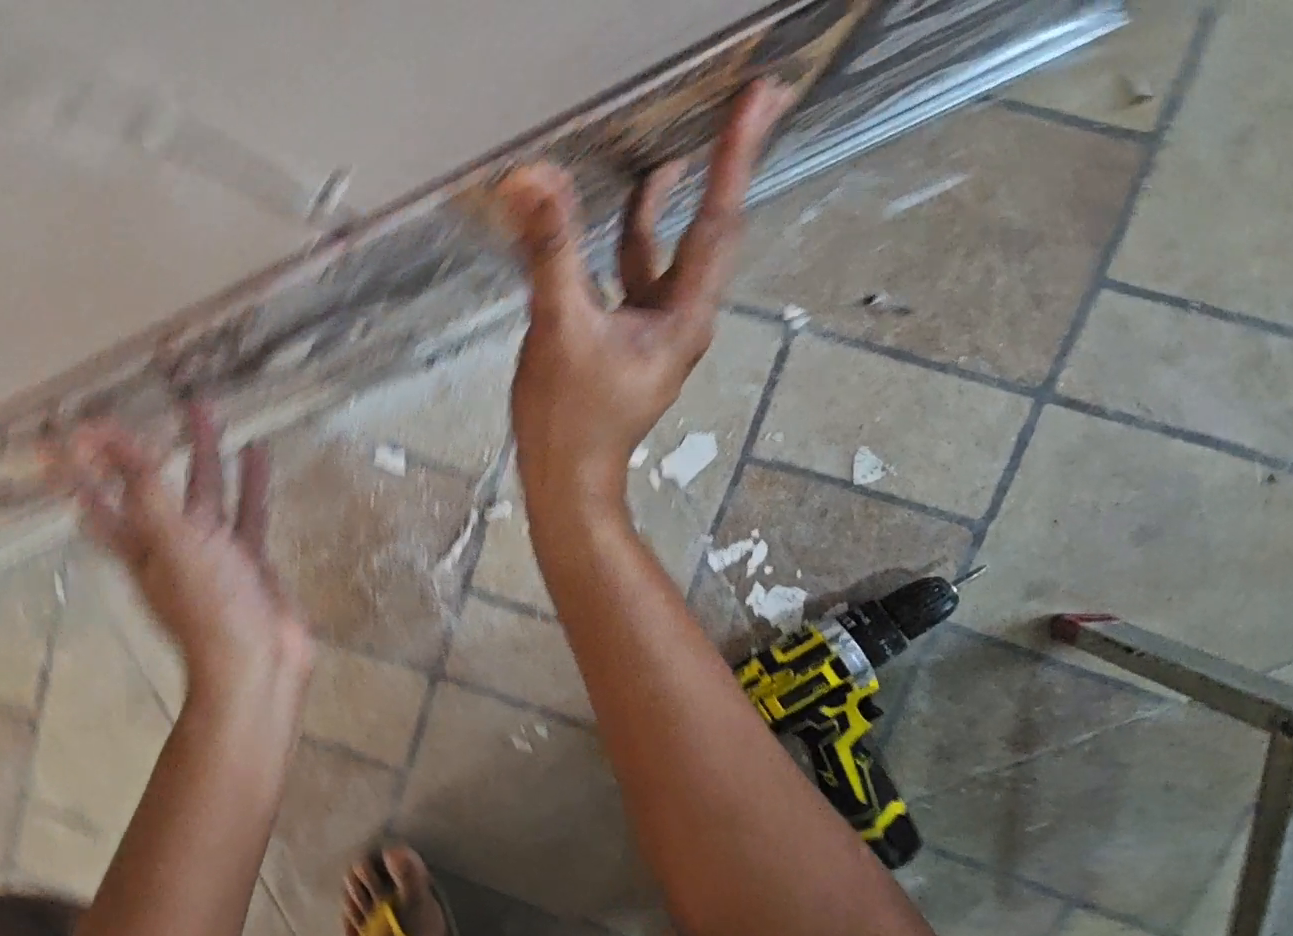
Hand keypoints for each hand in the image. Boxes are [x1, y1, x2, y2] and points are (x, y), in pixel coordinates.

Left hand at [46, 403, 313, 698]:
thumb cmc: (210, 606)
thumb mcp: (172, 543)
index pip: (97, 501)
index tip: (58, 439)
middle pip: (150, 489)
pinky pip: (248, 513)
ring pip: (204, 493)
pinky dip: (252, 484)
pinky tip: (258, 453)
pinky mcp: (250, 559)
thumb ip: (145, 489)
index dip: (78, 472)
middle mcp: (172, 546)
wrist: (258, 663)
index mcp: (141, 546)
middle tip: (138, 411)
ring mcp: (214, 553)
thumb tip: (102, 436)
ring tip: (206, 411)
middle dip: (142, 451)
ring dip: (203, 454)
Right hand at [499, 78, 796, 513]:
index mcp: (683, 315)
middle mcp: (681, 316)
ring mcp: (655, 327)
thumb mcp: (561, 329)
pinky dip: (628, 240)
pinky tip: (609, 218)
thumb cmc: (573, 418)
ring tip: (673, 151)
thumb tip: (533, 179)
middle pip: (710, 229)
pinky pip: (636, 274)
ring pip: (669, 251)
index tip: (758, 100)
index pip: (716, 222)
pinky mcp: (627, 337)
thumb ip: (551, 252)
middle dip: (725, 167)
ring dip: (670, 203)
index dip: (734, 157)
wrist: (567, 479)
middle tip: (751, 106)